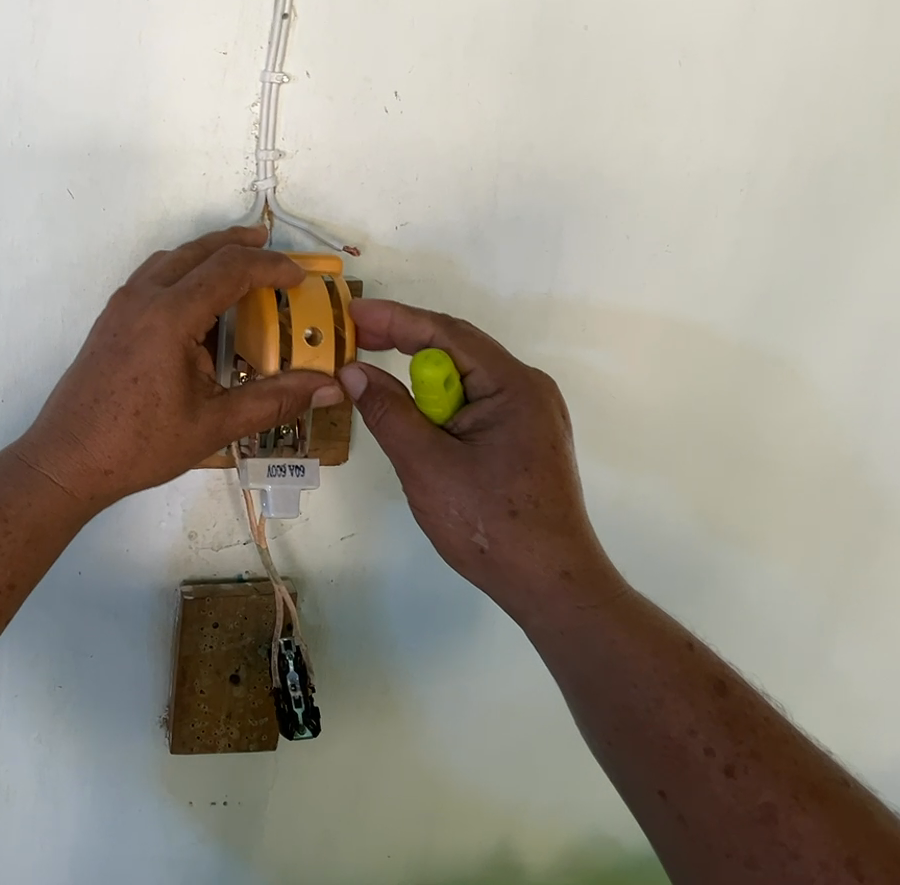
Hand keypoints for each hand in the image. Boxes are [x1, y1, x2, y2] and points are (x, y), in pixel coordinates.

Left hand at [15, 226, 342, 508]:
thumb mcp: (214, 425)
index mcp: (170, 315)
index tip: (300, 279)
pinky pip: (153, 277)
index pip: (230, 270)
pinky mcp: (110, 320)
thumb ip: (273, 401)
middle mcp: (143, 298)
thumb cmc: (140, 444)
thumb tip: (327, 388)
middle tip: (274, 248)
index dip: (271, 268)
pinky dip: (183, 272)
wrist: (67, 459)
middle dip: (240, 245)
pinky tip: (198, 301)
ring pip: (171, 259)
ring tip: (240, 265)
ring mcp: (121, 306)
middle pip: (199, 251)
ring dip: (208, 254)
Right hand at [338, 299, 623, 618]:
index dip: (394, 320)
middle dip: (402, 341)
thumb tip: (352, 371)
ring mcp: (527, 414)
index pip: (446, 334)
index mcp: (512, 386)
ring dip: (417, 375)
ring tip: (370, 370)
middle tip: (352, 338)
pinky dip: (434, 401)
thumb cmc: (489, 523)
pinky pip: (470, 402)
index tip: (350, 314)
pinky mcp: (520, 438)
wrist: (549, 584)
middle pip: (456, 349)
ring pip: (462, 378)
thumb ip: (387, 410)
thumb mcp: (425, 463)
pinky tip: (408, 408)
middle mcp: (526, 388)